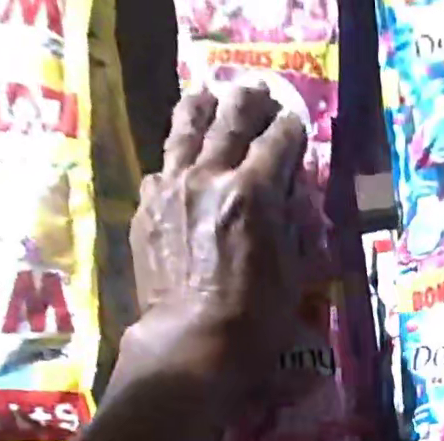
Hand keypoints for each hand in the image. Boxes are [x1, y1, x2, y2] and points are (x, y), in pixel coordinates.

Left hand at [125, 86, 309, 414]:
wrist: (193, 342)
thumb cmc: (256, 319)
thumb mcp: (292, 276)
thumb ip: (293, 229)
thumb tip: (294, 202)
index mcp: (254, 194)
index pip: (278, 143)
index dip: (291, 129)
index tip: (296, 122)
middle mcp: (210, 177)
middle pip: (231, 121)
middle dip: (250, 104)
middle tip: (259, 95)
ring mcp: (171, 187)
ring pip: (186, 128)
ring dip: (203, 108)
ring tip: (209, 97)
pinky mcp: (147, 207)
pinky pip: (163, 168)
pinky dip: (177, 159)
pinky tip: (182, 164)